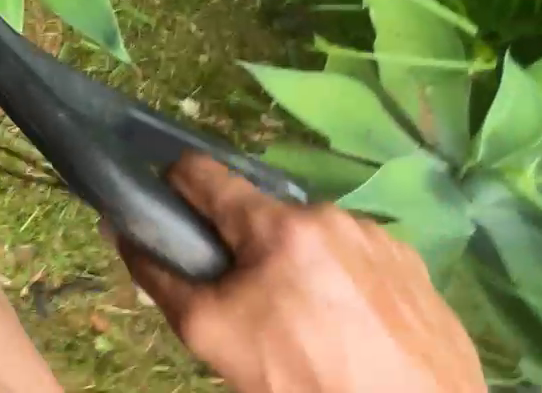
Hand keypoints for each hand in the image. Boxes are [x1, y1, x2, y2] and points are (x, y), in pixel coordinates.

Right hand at [116, 155, 482, 392]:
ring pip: (306, 231)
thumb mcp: (207, 331)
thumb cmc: (303, 378)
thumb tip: (121, 233)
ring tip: (301, 312)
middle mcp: (331, 217)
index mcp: (277, 224)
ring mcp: (382, 243)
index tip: (173, 222)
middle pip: (255, 207)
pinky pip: (355, 256)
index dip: (173, 188)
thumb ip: (154, 274)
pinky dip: (339, 277)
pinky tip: (345, 322)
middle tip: (244, 292)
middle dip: (239, 238)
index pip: (199, 170)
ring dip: (291, 256)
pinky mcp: (420, 272)